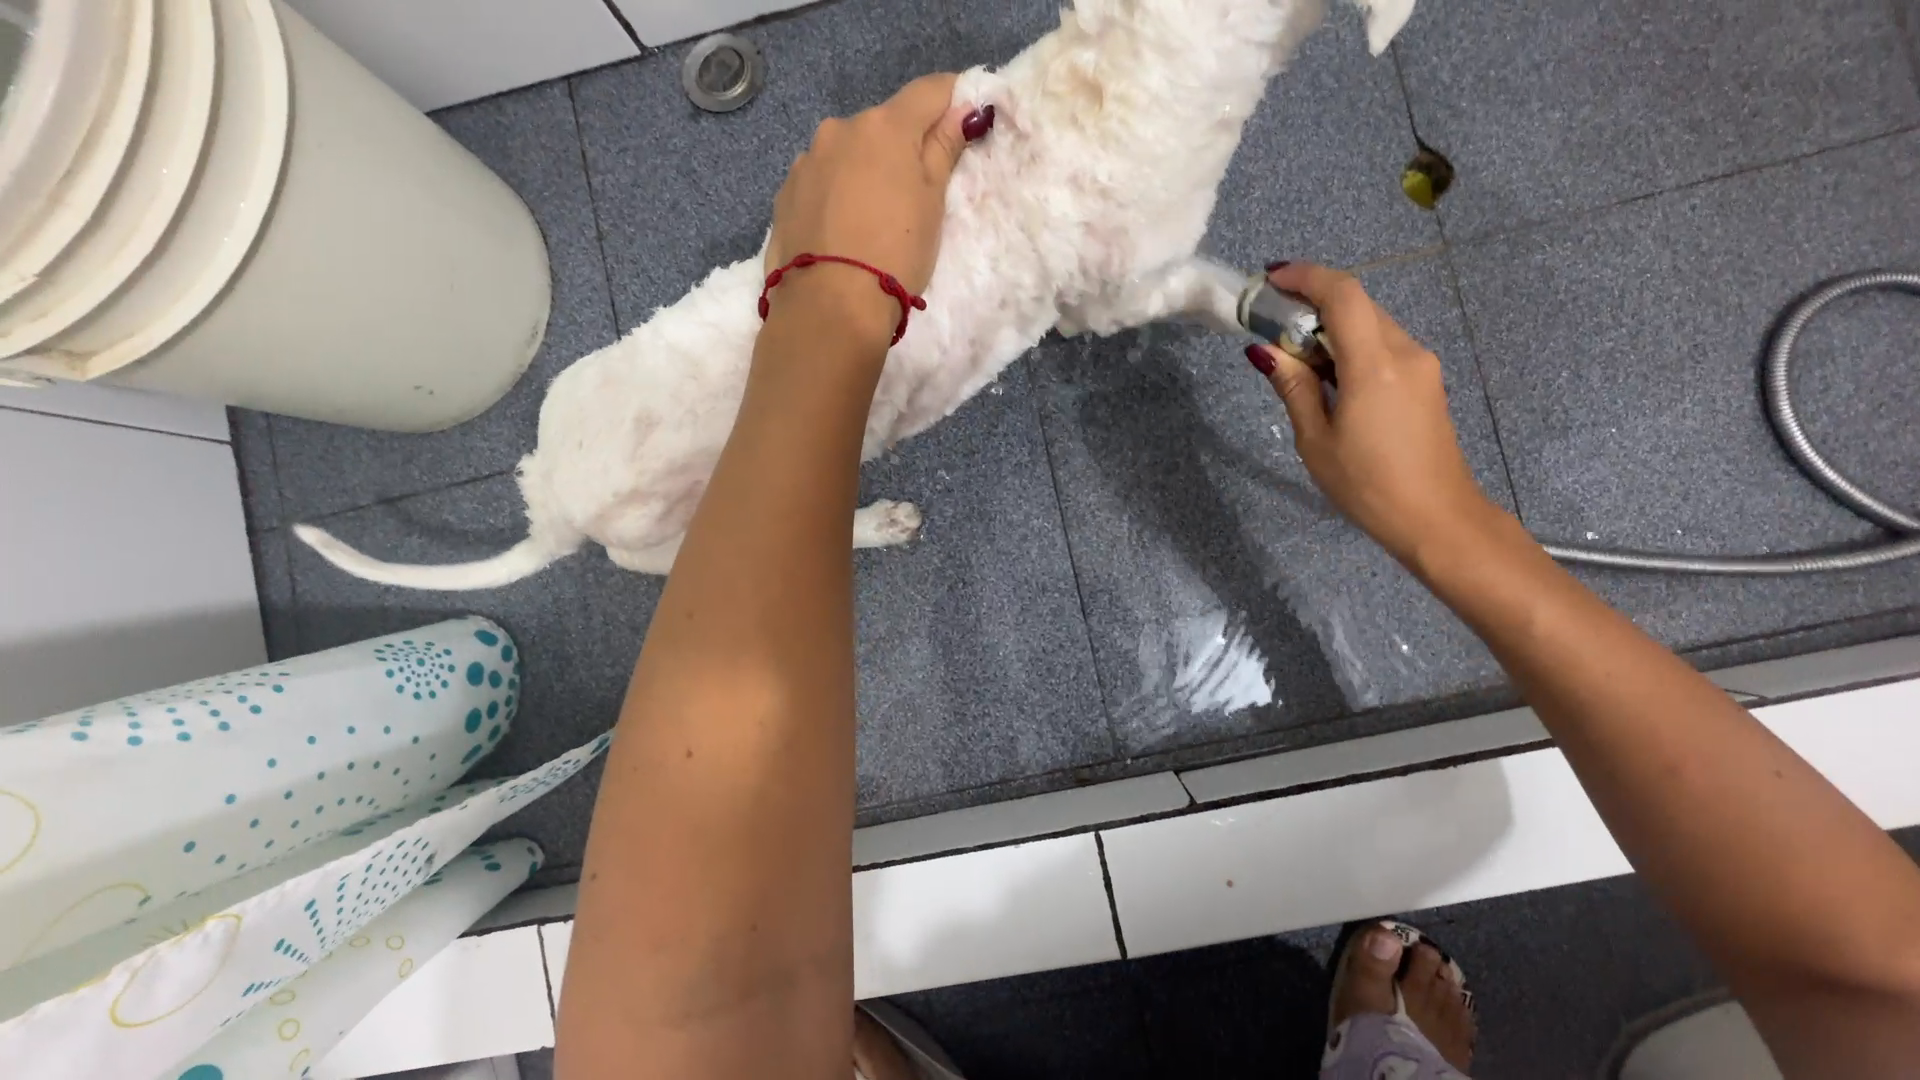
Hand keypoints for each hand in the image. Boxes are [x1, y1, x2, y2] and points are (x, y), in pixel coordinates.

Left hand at [763, 74, 991, 345]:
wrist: (829, 306)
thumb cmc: (896, 253)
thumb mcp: (932, 203)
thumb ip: (943, 149)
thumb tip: (957, 110)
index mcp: (884, 125)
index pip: (929, 92)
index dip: (952, 103)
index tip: (962, 127)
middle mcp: (840, 130)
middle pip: (884, 126)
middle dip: (902, 148)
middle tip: (914, 194)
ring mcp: (807, 161)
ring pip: (848, 153)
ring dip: (864, 171)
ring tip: (872, 219)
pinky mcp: (785, 194)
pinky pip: (821, 181)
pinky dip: (836, 195)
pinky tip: (842, 231)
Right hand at [1247, 262, 1499, 564]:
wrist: (1438, 518)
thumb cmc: (1368, 485)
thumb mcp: (1316, 440)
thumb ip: (1294, 388)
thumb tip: (1266, 351)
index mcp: (1375, 365)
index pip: (1343, 294)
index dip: (1306, 277)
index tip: (1270, 280)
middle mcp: (1405, 352)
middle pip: (1357, 305)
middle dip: (1311, 305)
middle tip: (1271, 325)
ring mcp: (1422, 364)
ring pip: (1371, 325)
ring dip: (1330, 329)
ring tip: (1295, 358)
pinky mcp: (1426, 381)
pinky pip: (1383, 347)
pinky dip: (1351, 347)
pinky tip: (1328, 377)